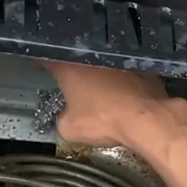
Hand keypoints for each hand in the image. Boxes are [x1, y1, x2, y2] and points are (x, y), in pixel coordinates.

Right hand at [42, 61, 186, 148]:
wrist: (145, 119)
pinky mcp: (140, 67)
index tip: (41, 66)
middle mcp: (93, 57)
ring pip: (102, 62)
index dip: (42, 62)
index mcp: (70, 67)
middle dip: (72, 68)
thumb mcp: (70, 129)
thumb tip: (62, 118)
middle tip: (70, 82)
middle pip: (77, 58)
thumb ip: (60, 120)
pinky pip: (124, 70)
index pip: (48, 58)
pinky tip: (120, 93)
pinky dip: (120, 79)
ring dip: (98, 73)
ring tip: (97, 89)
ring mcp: (118, 60)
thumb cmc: (104, 120)